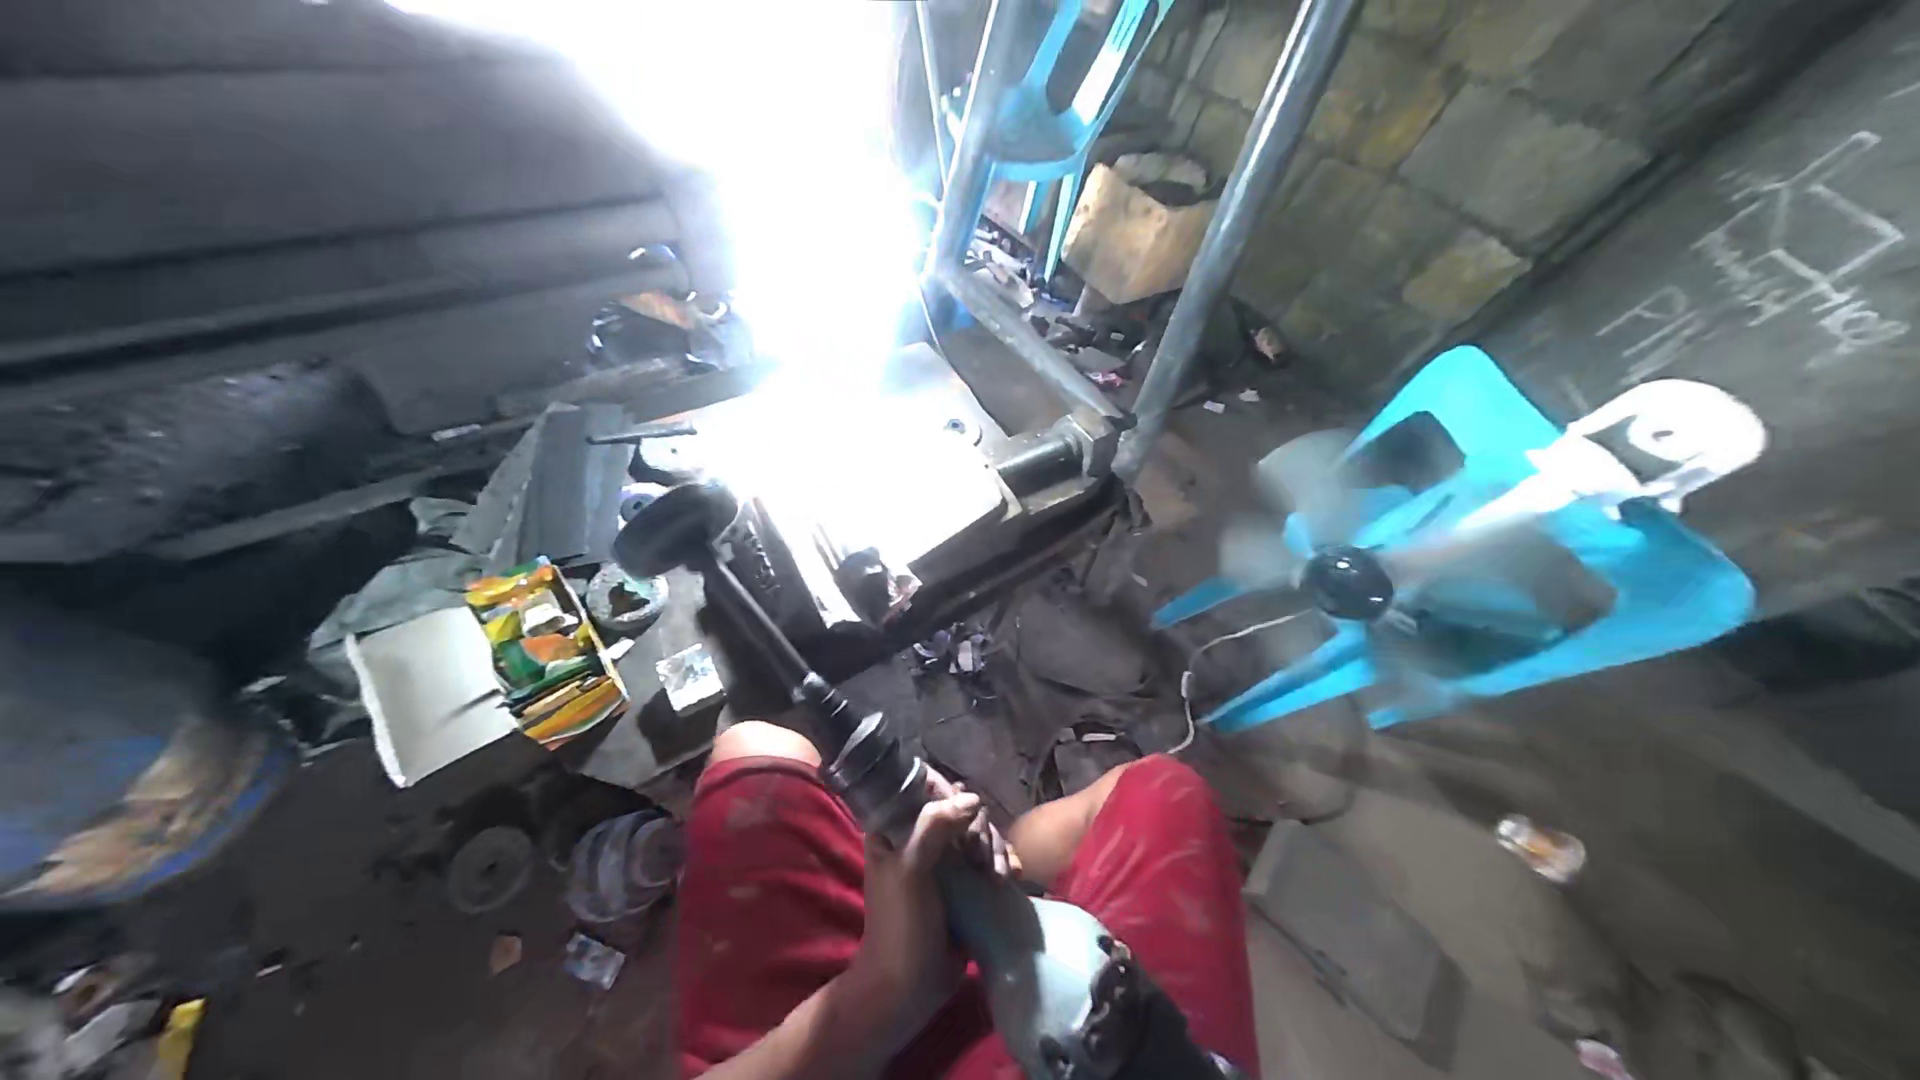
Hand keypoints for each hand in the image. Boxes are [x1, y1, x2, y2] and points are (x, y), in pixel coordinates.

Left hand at [848, 772, 1019, 1045]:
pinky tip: (1012, 876)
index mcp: (894, 826)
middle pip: (958, 807)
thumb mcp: (911, 870)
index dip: (948, 792)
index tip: (964, 814)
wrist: (909, 987)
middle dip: (977, 829)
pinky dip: (1003, 861)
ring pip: (977, 831)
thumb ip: (935, 827)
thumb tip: (972, 798)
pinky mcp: (964, 880)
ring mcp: (943, 858)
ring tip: (998, 877)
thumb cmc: (901, 924)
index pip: (922, 786)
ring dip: (994, 848)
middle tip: (979, 858)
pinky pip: (988, 856)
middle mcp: (918, 835)